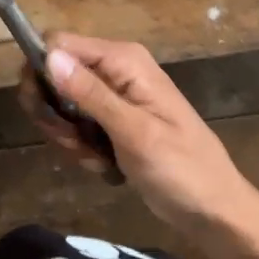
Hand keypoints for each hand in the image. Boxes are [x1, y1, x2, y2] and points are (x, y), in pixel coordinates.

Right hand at [22, 33, 258, 247]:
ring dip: (68, 133)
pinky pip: (74, 121)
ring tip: (94, 158)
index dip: (43, 72)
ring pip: (60, 101)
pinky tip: (101, 164)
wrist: (216, 214)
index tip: (47, 110)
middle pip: (53, 72)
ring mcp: (112, 94)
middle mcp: (114, 68)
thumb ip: (90, 93)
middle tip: (73, 142)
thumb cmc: (182, 170)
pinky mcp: (110, 118)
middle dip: (54, 111)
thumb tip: (48, 56)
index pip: (58, 44)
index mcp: (123, 60)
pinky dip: (79, 145)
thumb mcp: (135, 133)